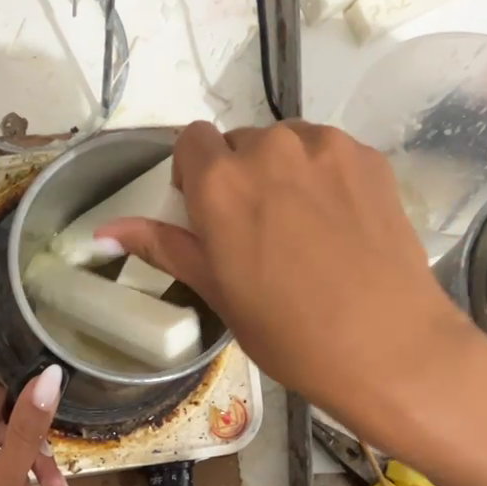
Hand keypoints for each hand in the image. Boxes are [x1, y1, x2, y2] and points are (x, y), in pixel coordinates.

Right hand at [97, 120, 485, 420]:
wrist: (382, 344)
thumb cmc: (285, 331)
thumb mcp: (215, 291)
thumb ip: (162, 247)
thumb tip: (104, 231)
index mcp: (222, 184)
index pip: (191, 141)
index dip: (193, 175)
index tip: (205, 214)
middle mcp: (271, 148)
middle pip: (240, 143)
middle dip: (238, 178)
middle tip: (252, 234)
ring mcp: (326, 148)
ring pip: (286, 144)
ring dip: (280, 174)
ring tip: (297, 232)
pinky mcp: (368, 158)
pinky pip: (328, 154)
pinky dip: (321, 179)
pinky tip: (333, 229)